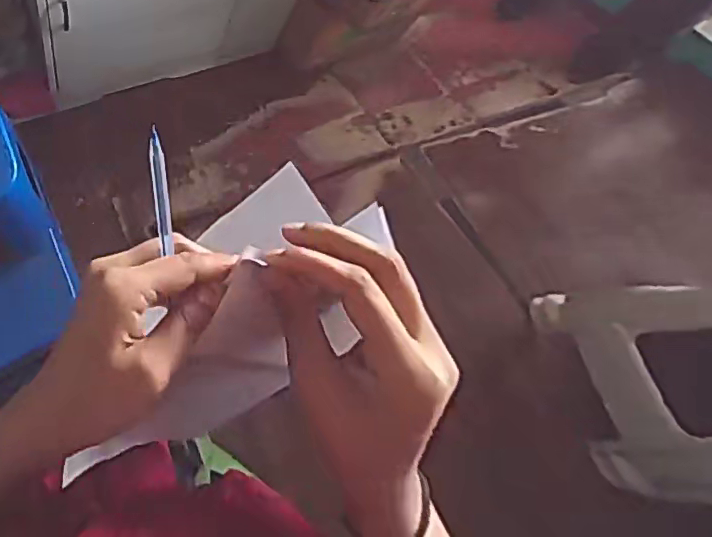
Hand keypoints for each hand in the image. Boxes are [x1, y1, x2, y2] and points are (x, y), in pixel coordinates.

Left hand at [0, 235, 236, 459]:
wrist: (48, 416)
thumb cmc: (100, 400)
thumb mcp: (154, 370)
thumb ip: (187, 324)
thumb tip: (215, 291)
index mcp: (122, 283)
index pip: (180, 264)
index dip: (215, 266)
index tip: (248, 268)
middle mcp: (110, 266)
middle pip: (166, 248)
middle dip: (200, 261)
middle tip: (233, 282)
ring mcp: (101, 274)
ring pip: (155, 255)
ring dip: (184, 268)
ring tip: (216, 291)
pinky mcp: (100, 287)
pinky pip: (142, 269)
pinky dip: (167, 278)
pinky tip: (185, 299)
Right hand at [264, 223, 457, 536]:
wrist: (384, 479)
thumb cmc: (346, 443)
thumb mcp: (314, 383)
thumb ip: (298, 319)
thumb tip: (275, 270)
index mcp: (409, 370)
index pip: (363, 292)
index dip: (317, 265)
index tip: (278, 256)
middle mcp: (433, 348)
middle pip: (389, 268)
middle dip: (336, 242)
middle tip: (292, 232)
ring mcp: (435, 339)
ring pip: (395, 270)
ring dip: (347, 247)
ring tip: (304, 239)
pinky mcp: (426, 334)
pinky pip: (394, 285)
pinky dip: (357, 265)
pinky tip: (327, 259)